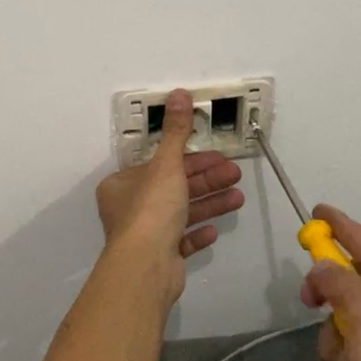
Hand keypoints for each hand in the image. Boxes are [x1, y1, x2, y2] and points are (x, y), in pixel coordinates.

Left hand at [94, 88, 244, 304]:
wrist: (146, 267)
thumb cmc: (151, 210)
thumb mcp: (166, 165)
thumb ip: (176, 132)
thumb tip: (179, 94)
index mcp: (122, 185)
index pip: (161, 166)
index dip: (192, 160)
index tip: (218, 158)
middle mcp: (129, 209)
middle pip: (174, 188)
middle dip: (207, 181)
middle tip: (235, 175)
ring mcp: (145, 236)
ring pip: (182, 213)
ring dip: (210, 204)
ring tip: (238, 198)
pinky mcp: (160, 258)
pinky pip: (181, 241)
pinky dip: (198, 233)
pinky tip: (213, 230)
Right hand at [300, 206, 360, 360]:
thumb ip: (337, 283)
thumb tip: (322, 265)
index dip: (337, 226)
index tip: (315, 210)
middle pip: (354, 276)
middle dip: (331, 295)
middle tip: (309, 302)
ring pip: (350, 313)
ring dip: (339, 335)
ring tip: (347, 359)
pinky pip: (358, 343)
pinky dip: (349, 357)